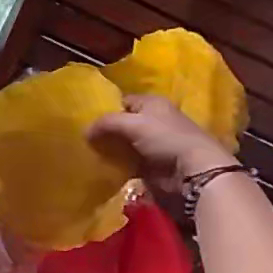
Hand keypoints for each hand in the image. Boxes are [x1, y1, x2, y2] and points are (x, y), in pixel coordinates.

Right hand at [88, 94, 237, 191]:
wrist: (191, 171)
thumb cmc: (165, 138)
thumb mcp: (133, 123)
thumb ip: (107, 123)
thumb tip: (84, 131)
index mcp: (152, 103)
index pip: (123, 101)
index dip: (105, 108)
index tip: (85, 119)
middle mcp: (152, 121)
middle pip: (121, 123)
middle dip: (104, 131)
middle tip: (81, 138)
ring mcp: (151, 144)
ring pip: (122, 144)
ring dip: (108, 150)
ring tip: (86, 153)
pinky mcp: (150, 165)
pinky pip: (126, 163)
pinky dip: (115, 165)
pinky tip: (100, 167)